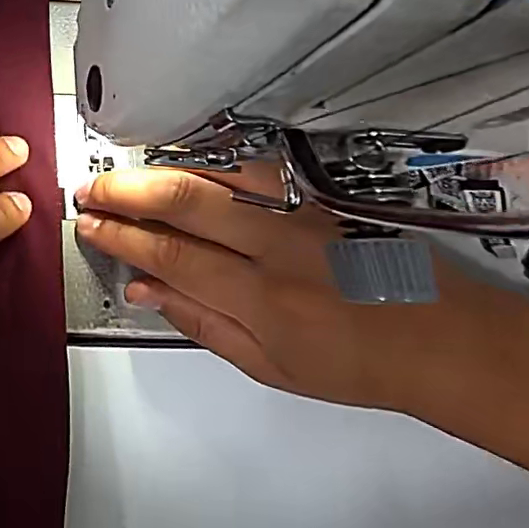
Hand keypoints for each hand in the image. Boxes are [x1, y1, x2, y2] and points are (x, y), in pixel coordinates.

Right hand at [74, 168, 528, 416]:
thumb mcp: (267, 366)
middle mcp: (276, 246)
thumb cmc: (353, 364)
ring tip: (120, 176)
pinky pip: (246, 167)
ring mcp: (298, 210)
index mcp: (261, 299)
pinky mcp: (314, 192)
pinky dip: (202, 162)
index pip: (171, 255)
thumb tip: (142, 289)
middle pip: (185, 201)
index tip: (89, 224)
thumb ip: (199, 321)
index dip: (121, 236)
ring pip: (214, 173)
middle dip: (126, 192)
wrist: (439, 336)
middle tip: (89, 190)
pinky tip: (175, 163)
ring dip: (158, 170)